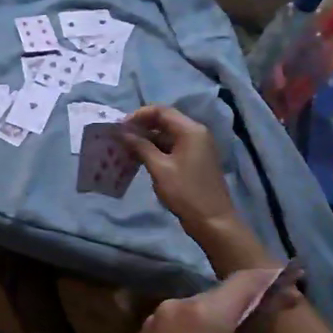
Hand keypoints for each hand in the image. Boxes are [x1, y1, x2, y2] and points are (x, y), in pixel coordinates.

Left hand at [115, 270, 280, 332]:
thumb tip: (269, 308)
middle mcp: (173, 307)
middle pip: (220, 294)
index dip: (272, 279)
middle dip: (249, 300)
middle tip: (279, 314)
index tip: (297, 282)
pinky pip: (182, 325)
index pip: (245, 281)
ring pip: (199, 310)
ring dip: (224, 317)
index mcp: (202, 314)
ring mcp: (153, 324)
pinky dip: (203, 331)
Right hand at [123, 105, 237, 239]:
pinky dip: (156, 151)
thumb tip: (123, 133)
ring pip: (167, 136)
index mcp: (190, 130)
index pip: (162, 111)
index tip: (120, 126)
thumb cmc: (186, 192)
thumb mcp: (160, 169)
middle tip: (120, 137)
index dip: (139, 115)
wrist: (212, 220)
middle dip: (142, 127)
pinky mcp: (194, 160)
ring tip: (125, 149)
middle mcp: (196, 133)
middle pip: (165, 122)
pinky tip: (139, 159)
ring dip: (147, 140)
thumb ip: (141, 147)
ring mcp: (196, 147)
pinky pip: (172, 148)